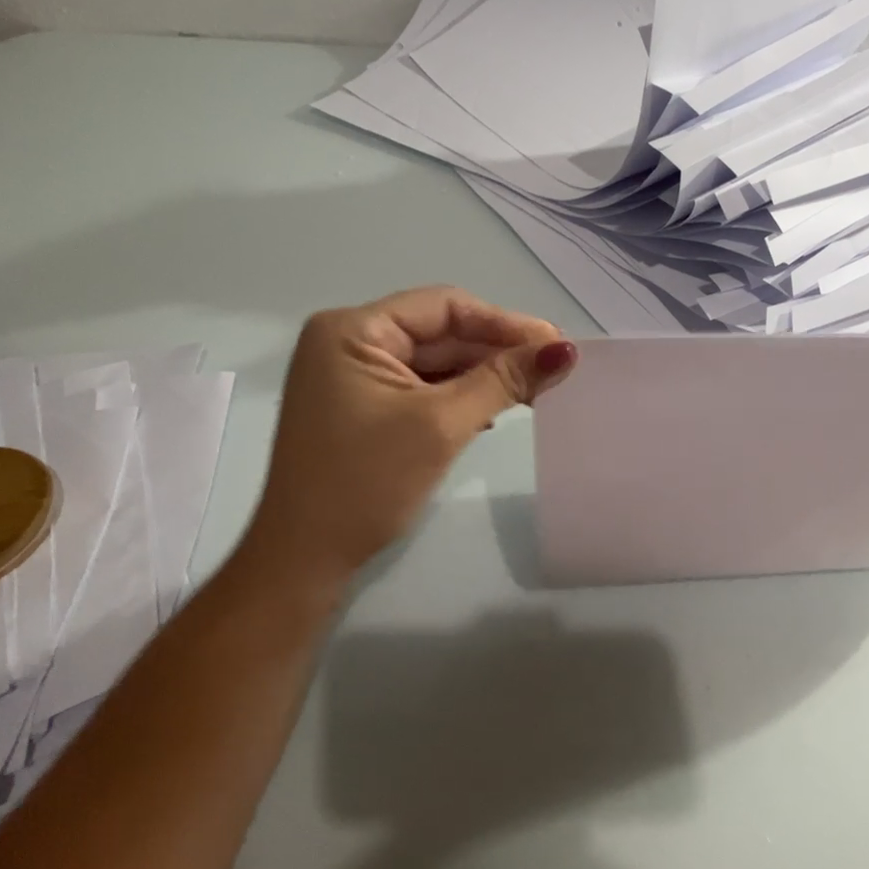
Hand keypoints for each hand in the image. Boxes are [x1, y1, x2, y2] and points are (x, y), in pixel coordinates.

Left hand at [248, 287, 577, 583]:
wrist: (302, 560)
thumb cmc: (366, 483)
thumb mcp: (441, 425)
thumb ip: (503, 380)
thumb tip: (566, 351)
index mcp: (352, 331)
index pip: (444, 307)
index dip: (504, 323)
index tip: (557, 345)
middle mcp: (348, 342)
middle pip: (440, 331)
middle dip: (497, 350)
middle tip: (555, 369)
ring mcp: (353, 377)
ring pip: (435, 361)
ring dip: (483, 374)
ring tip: (536, 389)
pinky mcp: (362, 408)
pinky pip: (422, 387)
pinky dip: (460, 395)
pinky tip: (497, 408)